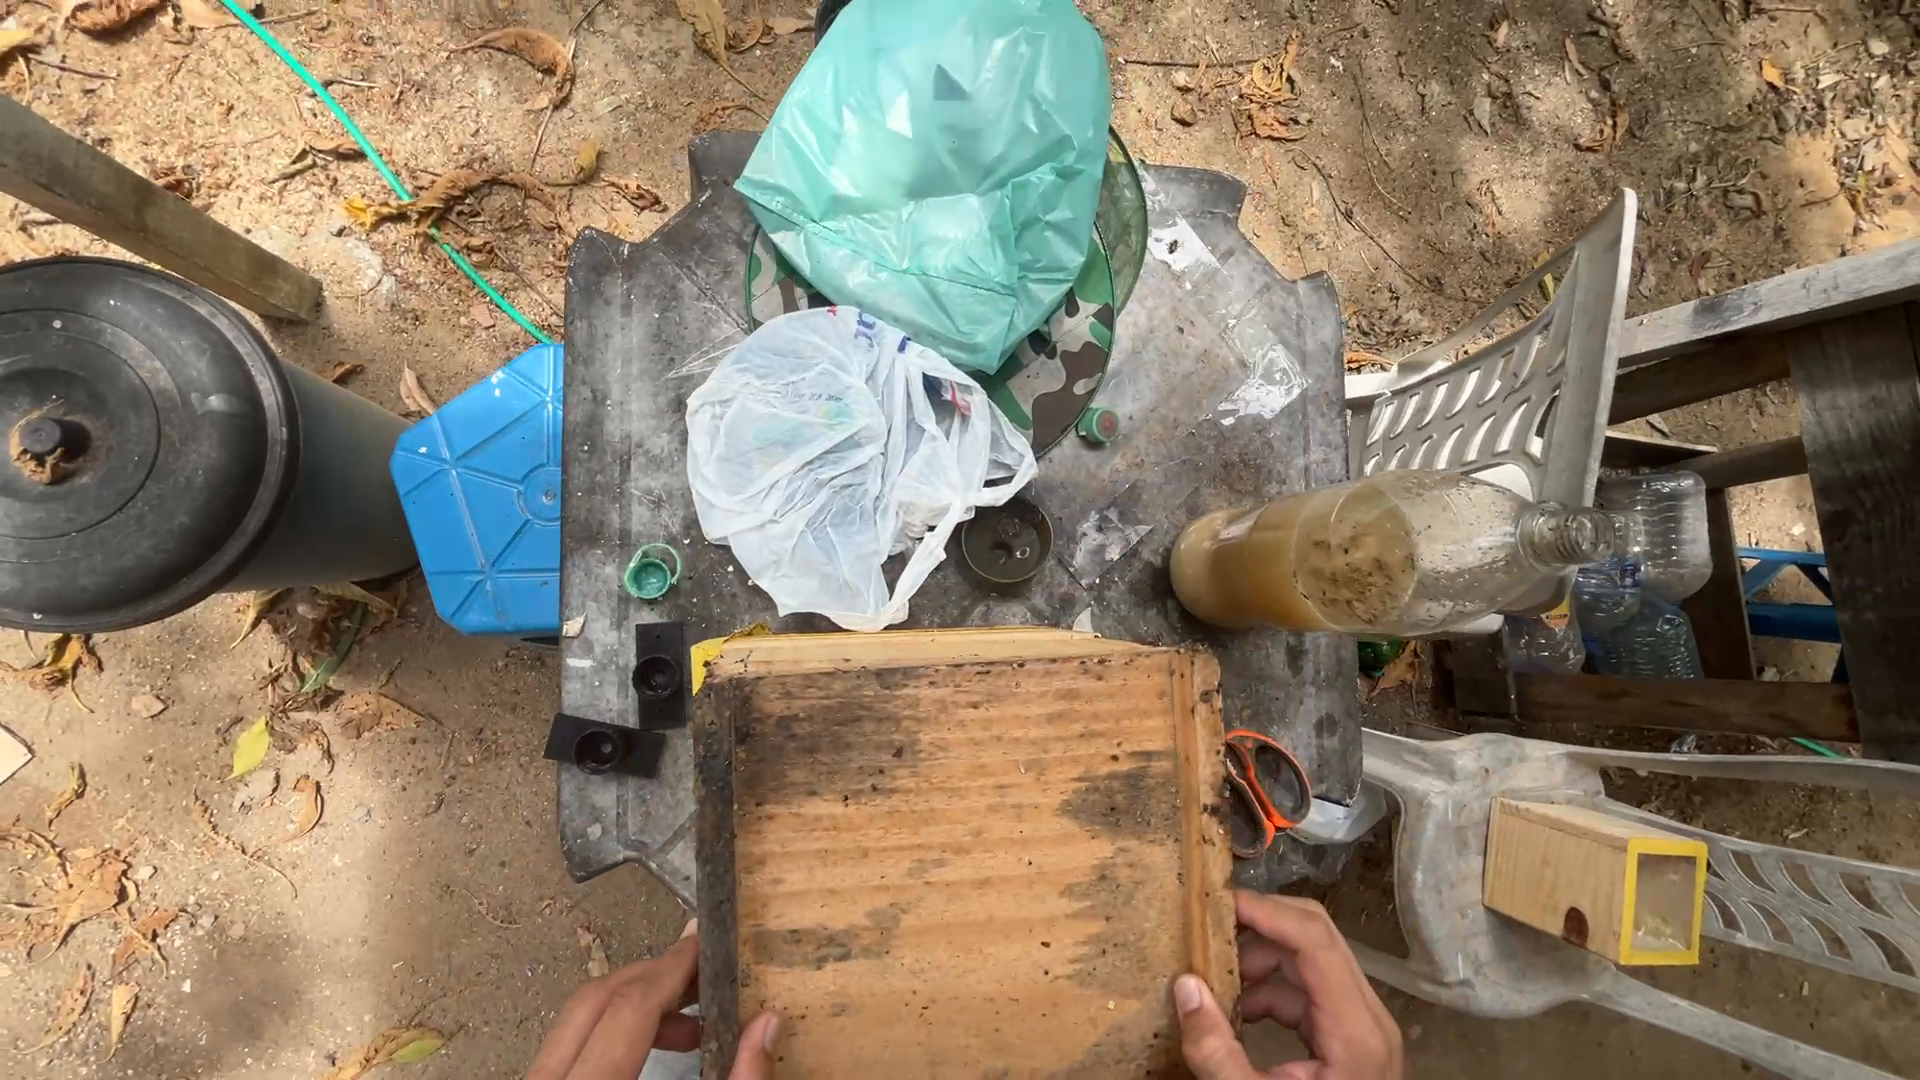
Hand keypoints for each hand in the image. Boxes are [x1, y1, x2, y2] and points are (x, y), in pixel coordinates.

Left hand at [527, 919, 781, 1079]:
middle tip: (705, 970)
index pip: (630, 1005)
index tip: (707, 940)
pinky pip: (567, 1046)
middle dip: (657, 975)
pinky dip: (613, 1031)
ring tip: (691, 1020)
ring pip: (578, 1018)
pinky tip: (657, 1045)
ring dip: (637, 1003)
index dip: (675, 966)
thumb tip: (766, 1024)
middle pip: (595, 999)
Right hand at [1174, 891, 1401, 1079]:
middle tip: (1205, 925)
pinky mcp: (1348, 1038)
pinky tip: (1233, 1009)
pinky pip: (1305, 989)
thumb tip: (1185, 985)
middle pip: (1314, 935)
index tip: (1212, 904)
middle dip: (1256, 924)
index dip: (1263, 910)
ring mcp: (1361, 1026)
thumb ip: (1217, 1053)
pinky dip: (1266, 987)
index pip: (1312, 938)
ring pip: (1307, 958)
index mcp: (1355, 1032)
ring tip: (1211, 973)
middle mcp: (1367, 1017)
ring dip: (1257, 957)